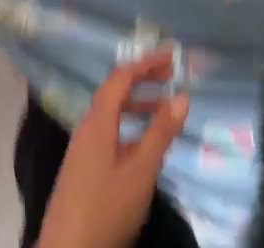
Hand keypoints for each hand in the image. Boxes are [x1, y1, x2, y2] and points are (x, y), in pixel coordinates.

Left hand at [35, 51, 190, 247]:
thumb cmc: (106, 207)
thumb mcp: (141, 170)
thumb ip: (161, 132)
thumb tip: (182, 95)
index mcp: (97, 123)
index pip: (120, 78)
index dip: (145, 63)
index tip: (171, 56)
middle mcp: (86, 129)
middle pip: (113, 93)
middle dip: (142, 80)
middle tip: (171, 77)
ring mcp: (81, 150)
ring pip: (110, 115)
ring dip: (136, 105)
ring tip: (163, 110)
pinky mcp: (82, 170)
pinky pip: (108, 133)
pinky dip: (128, 126)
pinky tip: (143, 145)